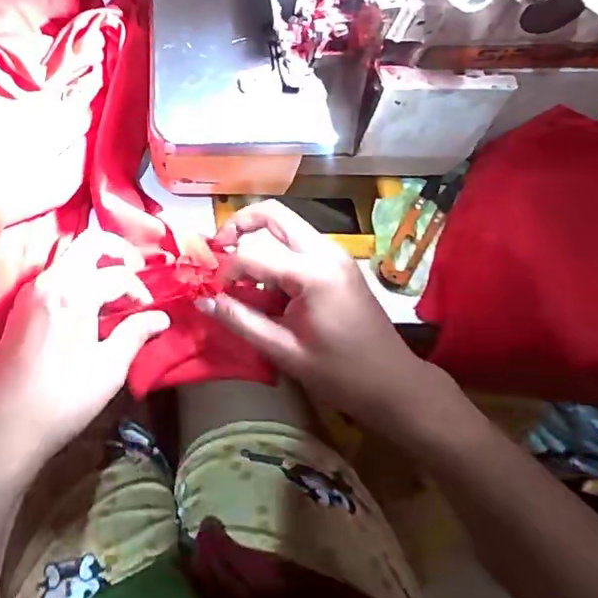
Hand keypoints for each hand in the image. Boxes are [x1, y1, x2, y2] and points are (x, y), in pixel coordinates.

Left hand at [0, 231, 170, 480]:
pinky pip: (56, 274)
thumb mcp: (109, 369)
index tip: (148, 313)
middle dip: (118, 251)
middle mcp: (50, 280)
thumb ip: (135, 334)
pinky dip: (77, 277)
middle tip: (136, 272)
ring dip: (96, 264)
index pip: (117, 274)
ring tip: (115, 294)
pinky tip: (88, 306)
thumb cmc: (63, 399)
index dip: (140, 290)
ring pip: (70, 256)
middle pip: (89, 242)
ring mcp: (31, 290)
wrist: (5, 424)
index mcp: (74, 293)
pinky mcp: (21, 304)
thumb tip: (160, 317)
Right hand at [203, 201, 450, 429]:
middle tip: (218, 250)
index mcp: (313, 273)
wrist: (395, 384)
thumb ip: (241, 321)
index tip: (214, 293)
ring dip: (257, 240)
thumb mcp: (284, 351)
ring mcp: (335, 254)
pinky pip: (298, 243)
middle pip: (272, 213)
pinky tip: (267, 286)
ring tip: (241, 277)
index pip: (253, 254)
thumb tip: (203, 301)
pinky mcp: (338, 262)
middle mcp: (325, 251)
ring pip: (285, 225)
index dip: (226, 271)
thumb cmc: (340, 374)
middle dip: (239, 225)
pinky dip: (275, 253)